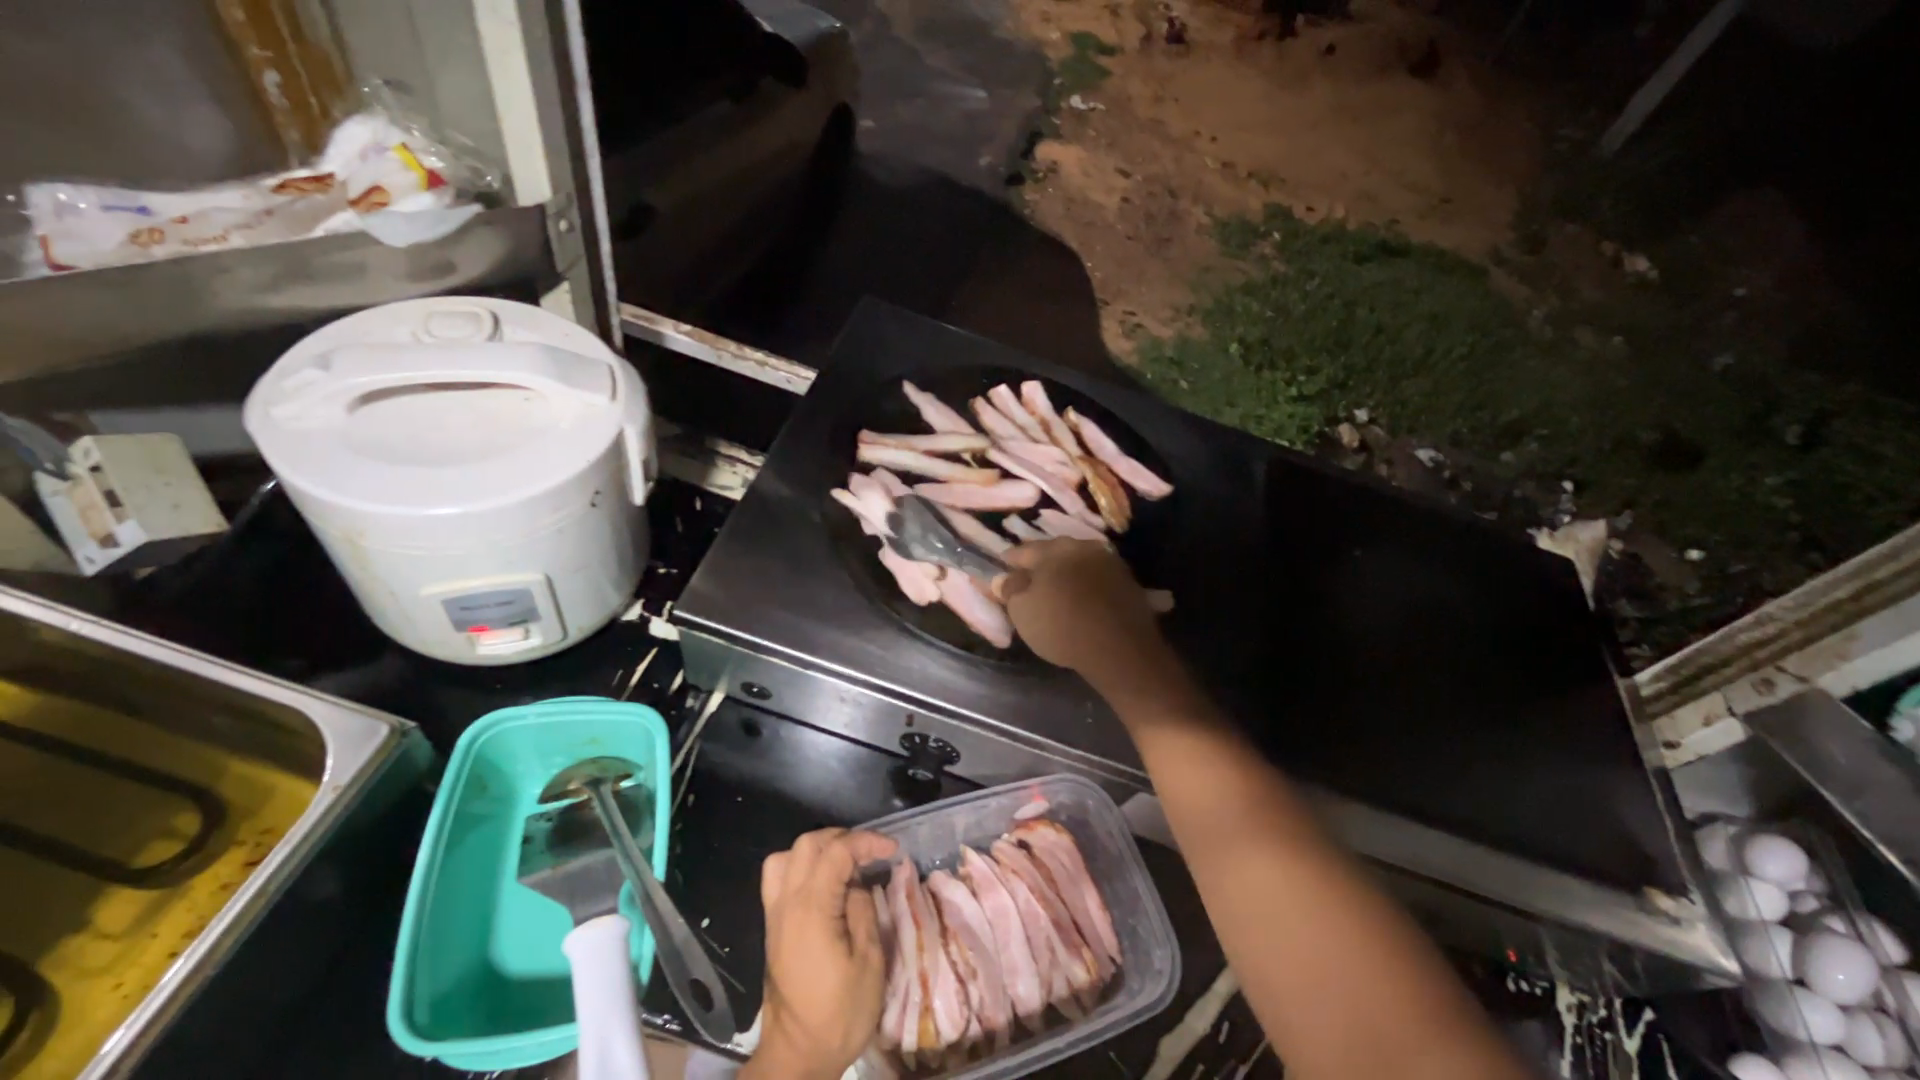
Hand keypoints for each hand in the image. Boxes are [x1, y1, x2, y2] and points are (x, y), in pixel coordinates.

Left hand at [743, 828, 898, 1079]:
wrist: (798, 1055)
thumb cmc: (840, 1013)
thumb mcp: (869, 962)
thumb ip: (863, 911)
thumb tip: (858, 885)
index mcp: (811, 908)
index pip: (836, 852)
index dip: (866, 842)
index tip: (892, 850)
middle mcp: (786, 903)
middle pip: (806, 845)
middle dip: (841, 838)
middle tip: (871, 852)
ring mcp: (774, 915)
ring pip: (785, 858)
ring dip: (816, 850)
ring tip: (845, 862)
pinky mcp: (772, 929)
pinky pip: (778, 879)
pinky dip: (801, 867)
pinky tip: (826, 885)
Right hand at [1000, 540, 1169, 686]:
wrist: (1120, 648)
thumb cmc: (1061, 626)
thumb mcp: (1022, 611)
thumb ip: (1010, 589)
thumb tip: (1005, 578)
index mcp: (1054, 549)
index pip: (1024, 550)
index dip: (1011, 560)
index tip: (1002, 566)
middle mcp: (1083, 547)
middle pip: (1055, 552)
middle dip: (1041, 563)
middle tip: (1030, 577)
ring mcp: (1110, 563)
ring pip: (1079, 563)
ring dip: (1067, 573)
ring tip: (1057, 589)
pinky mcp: (1129, 583)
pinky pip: (1098, 579)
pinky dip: (1086, 586)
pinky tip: (1082, 599)